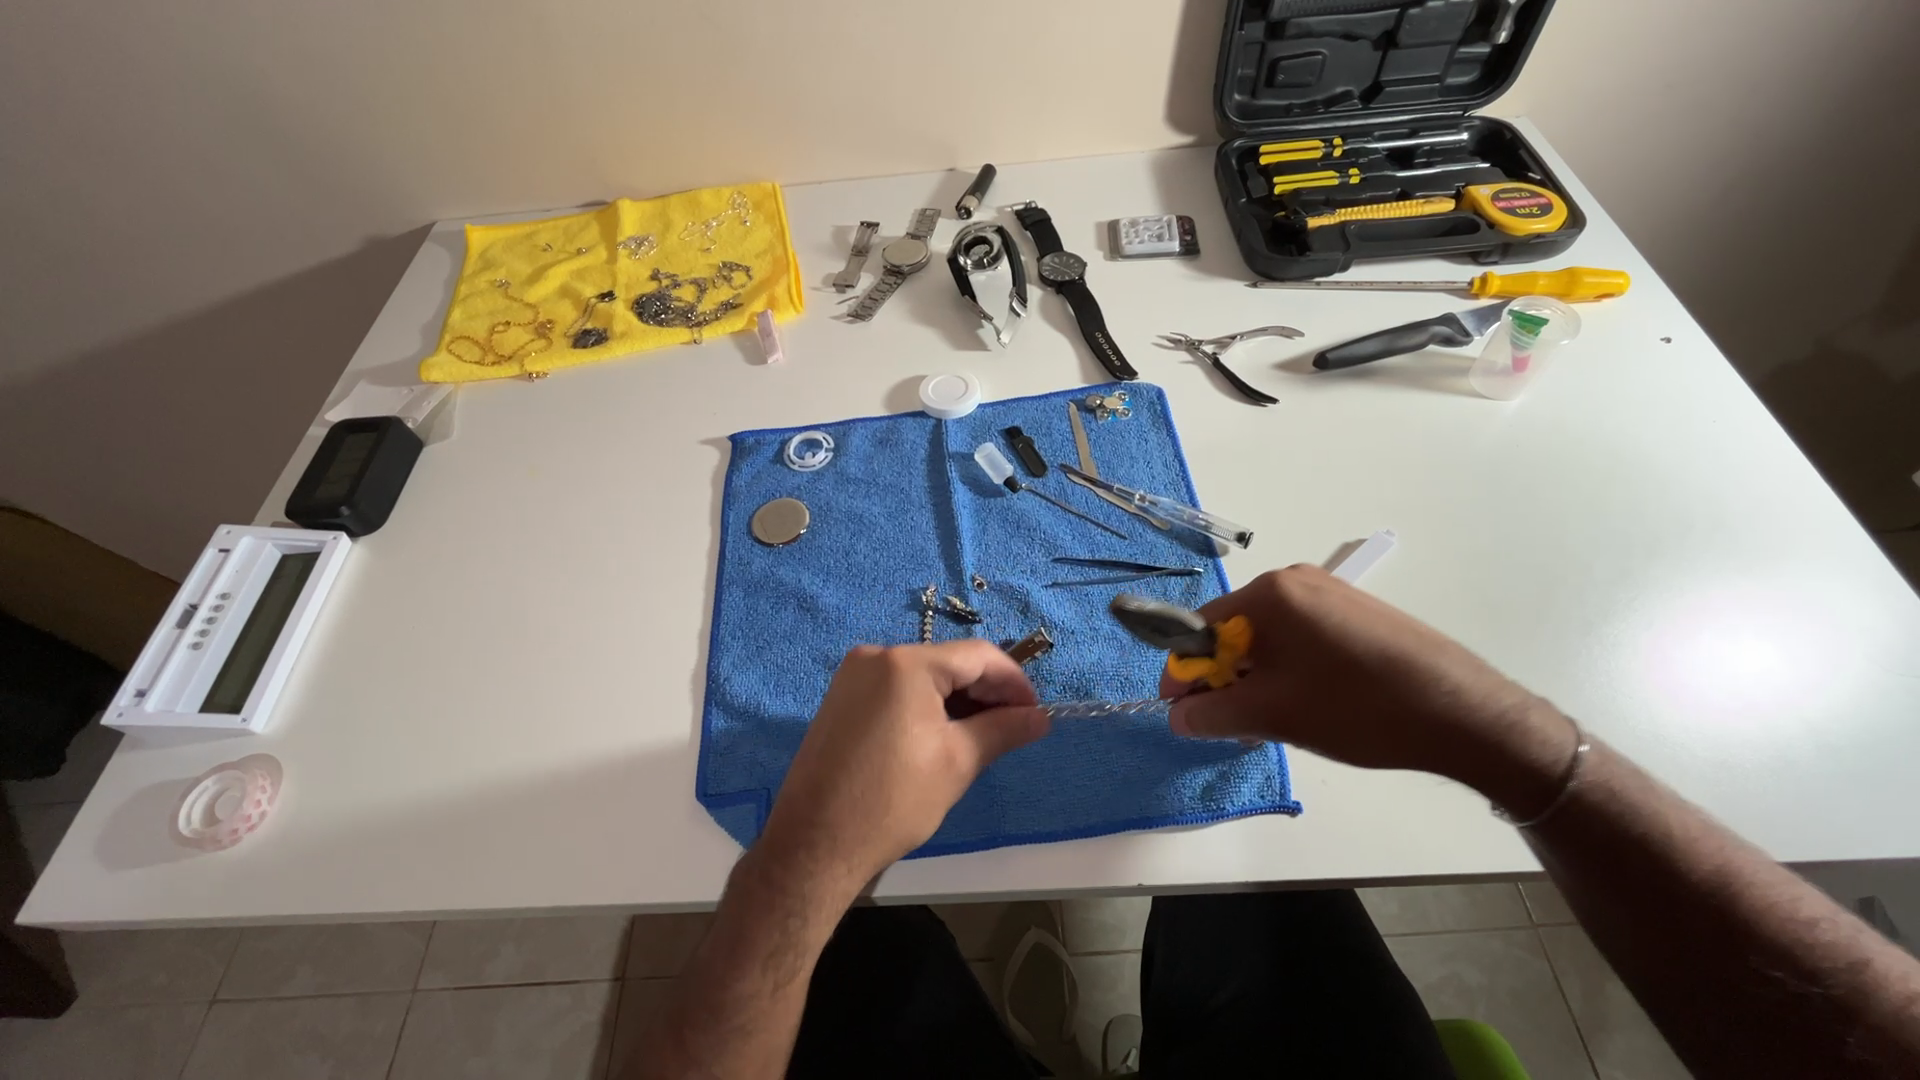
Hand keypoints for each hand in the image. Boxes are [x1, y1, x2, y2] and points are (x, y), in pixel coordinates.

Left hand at [759, 641, 1047, 889]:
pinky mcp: (842, 697)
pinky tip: (942, 736)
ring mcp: (854, 675)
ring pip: (923, 676)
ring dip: (957, 700)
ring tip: (981, 737)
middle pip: (948, 662)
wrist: (814, 843)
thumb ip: (1003, 730)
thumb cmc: (892, 801)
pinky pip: (897, 688)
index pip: (978, 655)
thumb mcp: (958, 762)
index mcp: (906, 663)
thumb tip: (1040, 718)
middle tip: (1013, 729)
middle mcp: (876, 655)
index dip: (1013, 682)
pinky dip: (926, 705)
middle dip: (986, 692)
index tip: (1035, 714)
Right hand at [1161, 565, 1575, 810]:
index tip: (1179, 709)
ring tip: (1270, 720)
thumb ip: (1212, 713)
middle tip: (1229, 722)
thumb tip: (1176, 716)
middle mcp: (1298, 581)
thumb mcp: (1273, 715)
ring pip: (1269, 637)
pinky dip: (1289, 669)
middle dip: (1222, 676)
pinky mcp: (1359, 614)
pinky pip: (1302, 638)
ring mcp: (1333, 594)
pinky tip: (1305, 705)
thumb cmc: (1357, 708)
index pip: (1200, 626)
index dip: (1184, 670)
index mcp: (1270, 593)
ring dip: (1256, 677)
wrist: (1466, 715)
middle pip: (1234, 630)